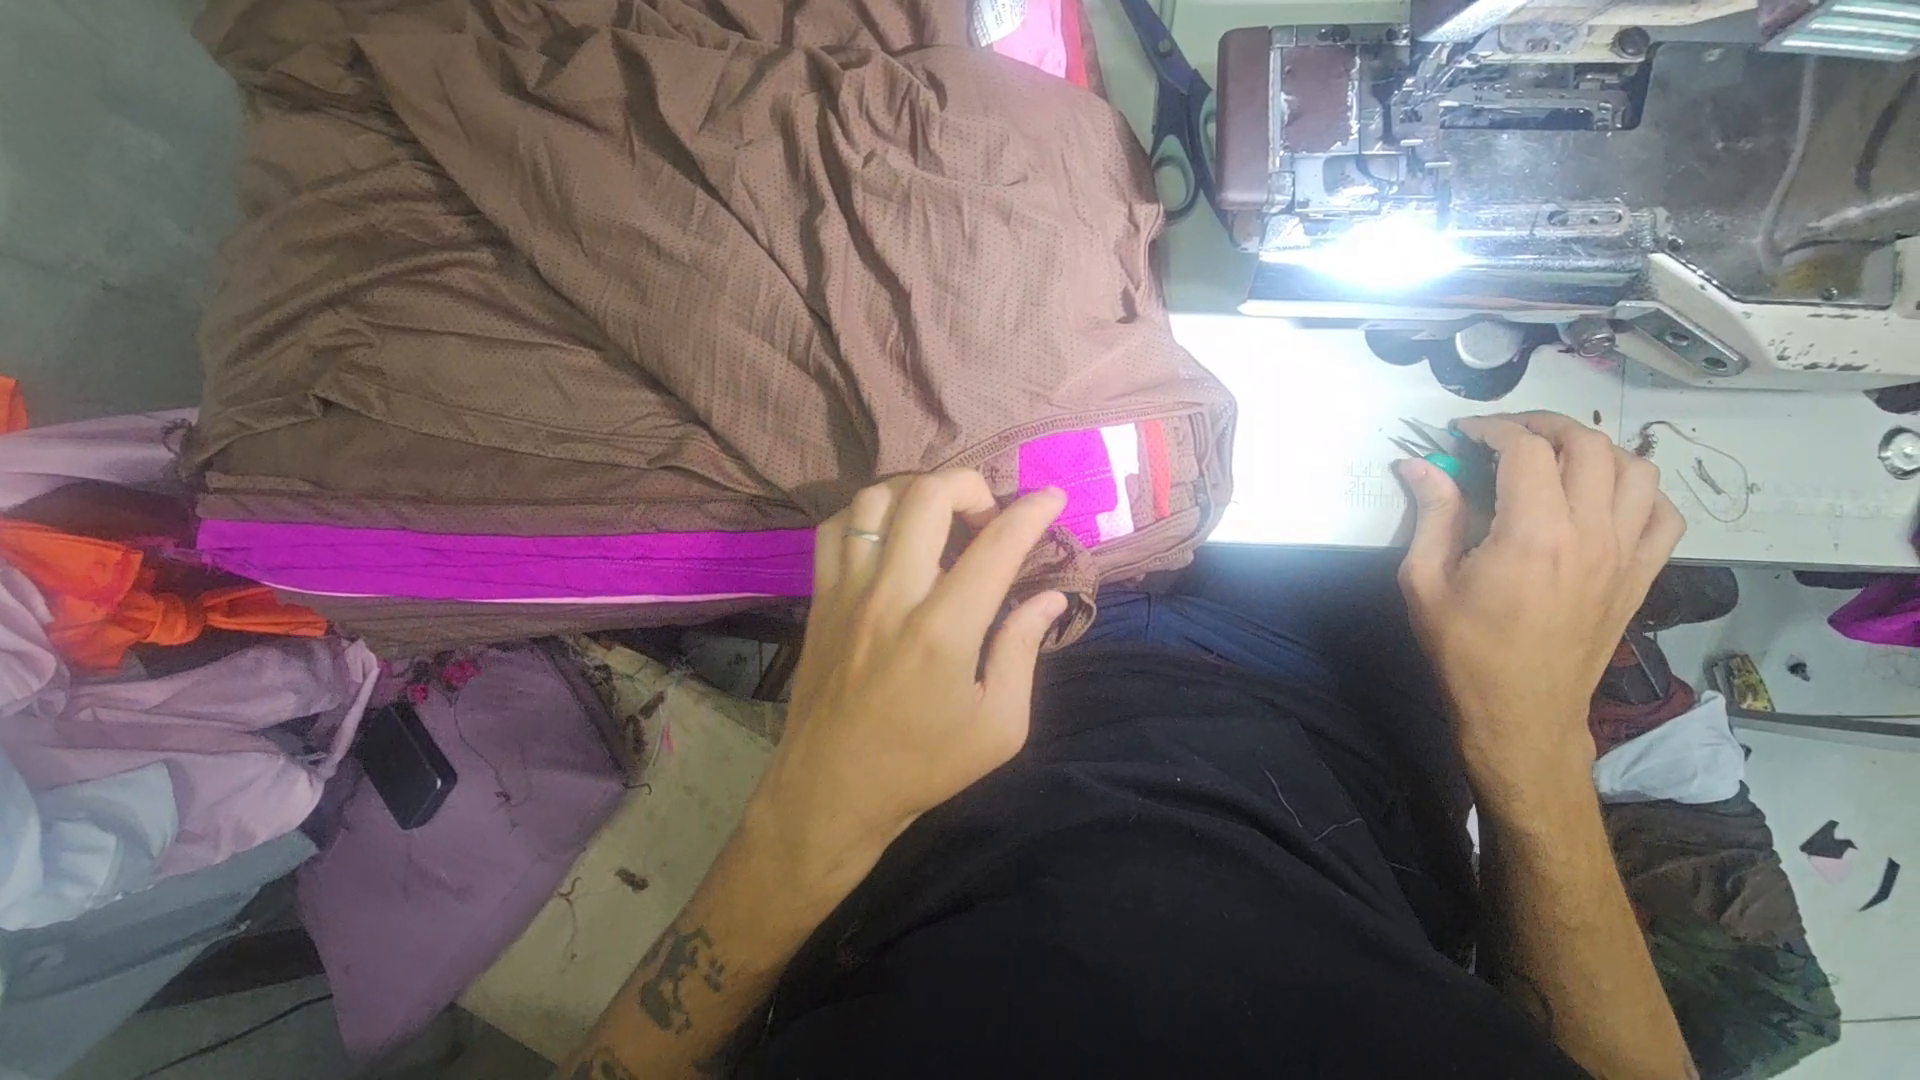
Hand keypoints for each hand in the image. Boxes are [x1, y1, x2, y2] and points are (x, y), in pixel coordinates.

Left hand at [748, 470, 1067, 888]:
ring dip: (918, 493)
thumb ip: (1023, 652)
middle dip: (972, 485)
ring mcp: (848, 592)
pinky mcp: (820, 598)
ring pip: (876, 499)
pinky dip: (869, 512)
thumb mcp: (999, 727)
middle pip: (928, 496)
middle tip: (990, 516)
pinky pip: (837, 526)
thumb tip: (1049, 597)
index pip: (996, 545)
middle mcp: (892, 596)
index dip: (1032, 512)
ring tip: (941, 520)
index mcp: (943, 630)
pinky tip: (890, 534)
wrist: (831, 790)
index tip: (1053, 498)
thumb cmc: (923, 765)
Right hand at [1396, 412, 1684, 810]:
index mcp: (1532, 533)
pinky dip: (1638, 489)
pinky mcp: (1643, 573)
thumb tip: (1418, 465)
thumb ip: (1430, 515)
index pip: (1525, 449)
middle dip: (1542, 426)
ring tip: (1555, 457)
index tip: (1463, 434)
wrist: (1521, 710)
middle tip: (1504, 435)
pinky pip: (1663, 513)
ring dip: (1594, 450)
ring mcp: (1626, 552)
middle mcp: (1591, 532)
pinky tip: (1604, 495)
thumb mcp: (1425, 582)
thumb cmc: (1464, 649)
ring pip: (1635, 469)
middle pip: (1587, 446)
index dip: (1492, 429)